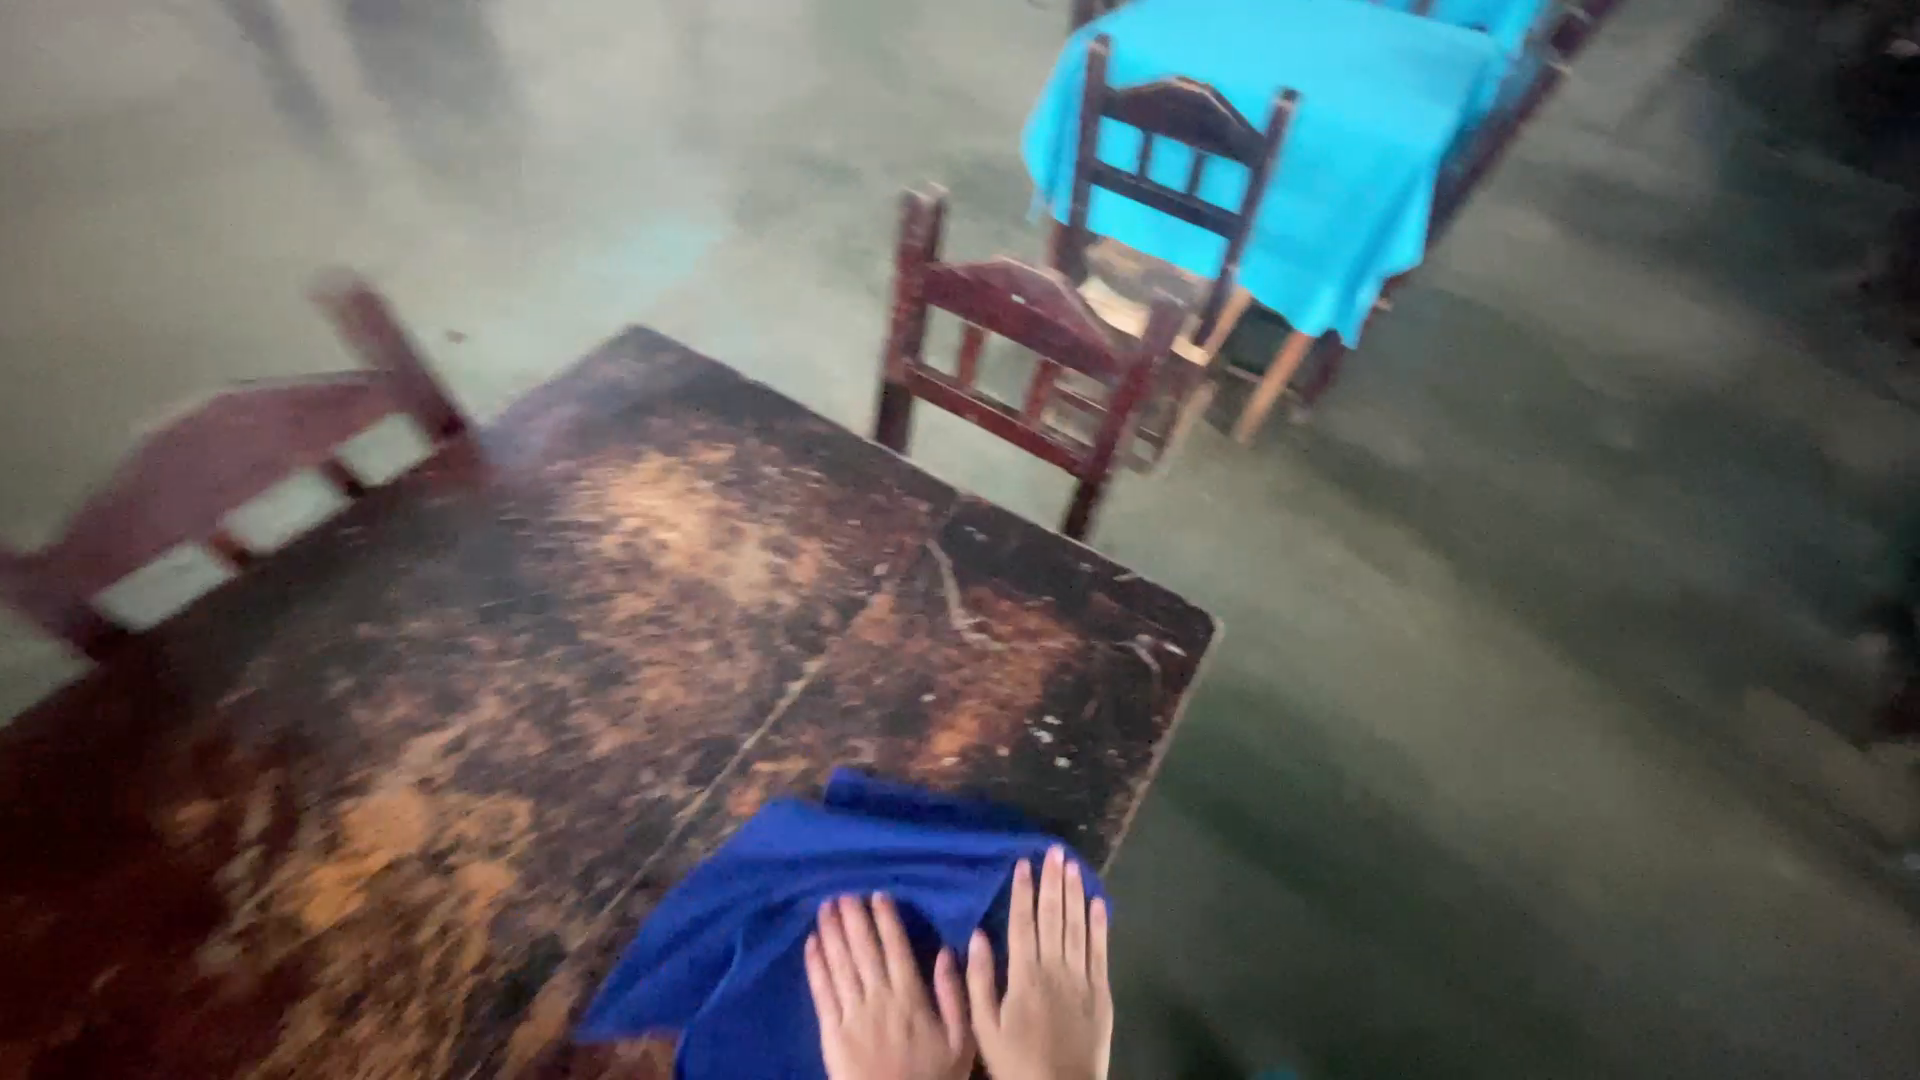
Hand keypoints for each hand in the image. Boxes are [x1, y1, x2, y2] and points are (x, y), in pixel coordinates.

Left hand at [806, 893, 973, 1079]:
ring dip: (832, 933)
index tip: (877, 894)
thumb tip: (947, 951)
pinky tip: (811, 944)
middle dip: (853, 918)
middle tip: (844, 892)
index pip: (896, 947)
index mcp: (911, 996)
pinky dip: (815, 966)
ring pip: (840, 964)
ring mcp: (852, 1015)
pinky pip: (822, 993)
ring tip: (825, 907)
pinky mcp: (831, 1034)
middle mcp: (879, 998)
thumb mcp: (961, 1041)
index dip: (886, 919)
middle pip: (864, 949)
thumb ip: (955, 994)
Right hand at [967, 846, 1112, 1079]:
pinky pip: (1100, 951)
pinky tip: (1098, 901)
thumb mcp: (984, 1027)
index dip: (1023, 891)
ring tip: (1073, 864)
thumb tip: (977, 935)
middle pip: (1053, 916)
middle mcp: (1054, 969)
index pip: (1022, 923)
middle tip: (1054, 850)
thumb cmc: (1016, 1061)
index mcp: (1024, 975)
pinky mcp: (1101, 991)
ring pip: (1077, 926)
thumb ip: (979, 980)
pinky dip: (1100, 924)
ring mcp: (1081, 978)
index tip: (1023, 863)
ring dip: (1075, 893)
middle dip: (1053, 881)